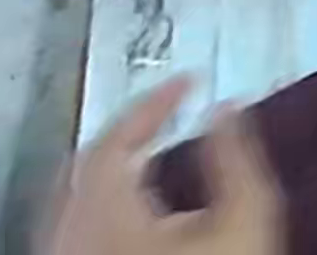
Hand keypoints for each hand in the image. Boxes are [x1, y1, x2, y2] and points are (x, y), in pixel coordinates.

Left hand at [39, 77, 283, 254]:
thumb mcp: (247, 211)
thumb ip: (235, 155)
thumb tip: (226, 104)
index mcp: (108, 222)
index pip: (112, 146)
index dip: (151, 104)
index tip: (194, 77)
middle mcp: (69, 243)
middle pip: (79, 170)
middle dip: (130, 126)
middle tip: (177, 98)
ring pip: (71, 196)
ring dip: (116, 155)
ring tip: (163, 128)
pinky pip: (75, 218)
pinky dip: (107, 183)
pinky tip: (141, 180)